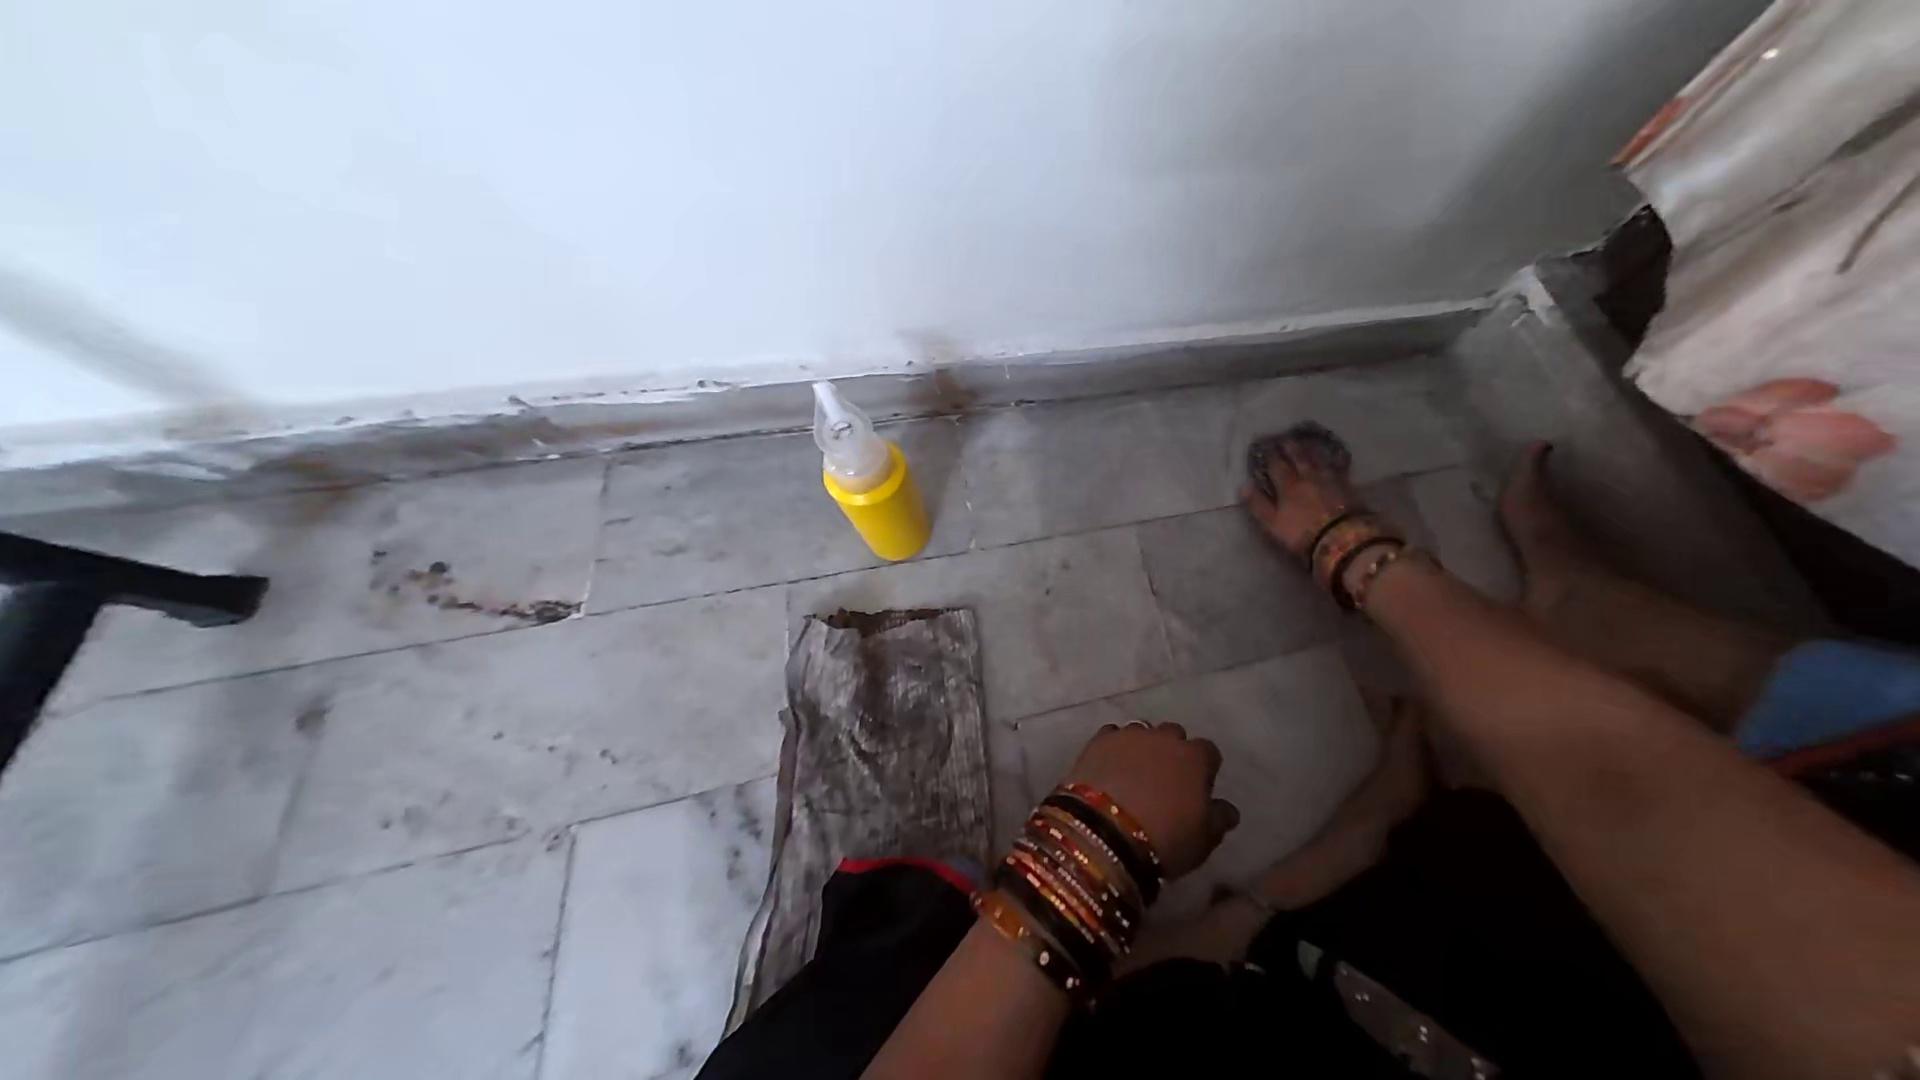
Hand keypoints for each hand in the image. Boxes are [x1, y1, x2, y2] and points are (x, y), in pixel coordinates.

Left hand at [1061, 723, 1239, 878]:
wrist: (1105, 831)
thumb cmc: (1165, 837)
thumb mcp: (1204, 838)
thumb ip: (1220, 818)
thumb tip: (1227, 808)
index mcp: (1194, 758)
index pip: (1208, 752)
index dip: (1204, 768)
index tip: (1198, 787)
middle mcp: (1163, 737)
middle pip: (1173, 735)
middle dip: (1172, 751)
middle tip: (1165, 778)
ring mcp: (1128, 735)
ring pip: (1142, 732)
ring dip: (1143, 747)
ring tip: (1135, 771)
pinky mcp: (1098, 741)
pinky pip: (1112, 735)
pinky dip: (1114, 747)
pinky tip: (1110, 765)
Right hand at [1241, 425, 1360, 557]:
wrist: (1342, 538)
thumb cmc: (1301, 533)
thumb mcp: (1272, 523)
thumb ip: (1258, 504)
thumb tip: (1243, 486)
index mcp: (1288, 485)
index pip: (1277, 466)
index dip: (1270, 457)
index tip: (1265, 447)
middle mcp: (1308, 477)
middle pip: (1299, 459)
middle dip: (1291, 448)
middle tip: (1285, 438)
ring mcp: (1330, 480)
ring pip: (1319, 460)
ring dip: (1311, 451)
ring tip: (1307, 443)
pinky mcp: (1348, 487)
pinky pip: (1338, 469)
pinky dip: (1332, 462)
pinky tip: (1332, 460)